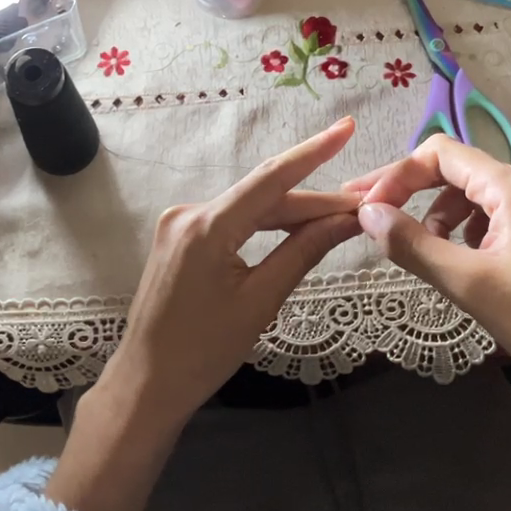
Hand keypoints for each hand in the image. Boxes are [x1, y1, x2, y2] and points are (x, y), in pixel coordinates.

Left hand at [46, 118, 363, 510]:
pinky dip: (265, 225)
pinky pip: (232, 221)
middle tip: (362, 205)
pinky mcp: (180, 236)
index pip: (271, 179)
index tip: (347, 128)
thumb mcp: (261, 302)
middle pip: (264, 197)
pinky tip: (296, 228)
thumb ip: (303, 252)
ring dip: (291, 213)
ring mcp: (180, 222)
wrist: (147, 383)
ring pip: (249, 209)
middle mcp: (189, 212)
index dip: (313, 152)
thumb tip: (347, 219)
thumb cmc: (204, 352)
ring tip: (340, 215)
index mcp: (207, 227)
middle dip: (313, 201)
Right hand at [353, 134, 510, 484]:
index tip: (367, 209)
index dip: (396, 176)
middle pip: (457, 169)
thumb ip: (412, 244)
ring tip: (425, 251)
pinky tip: (464, 261)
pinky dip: (469, 229)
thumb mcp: (469, 286)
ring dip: (440, 213)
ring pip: (476, 194)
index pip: (439, 153)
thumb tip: (367, 213)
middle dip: (412, 191)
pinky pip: (498, 214)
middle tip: (374, 219)